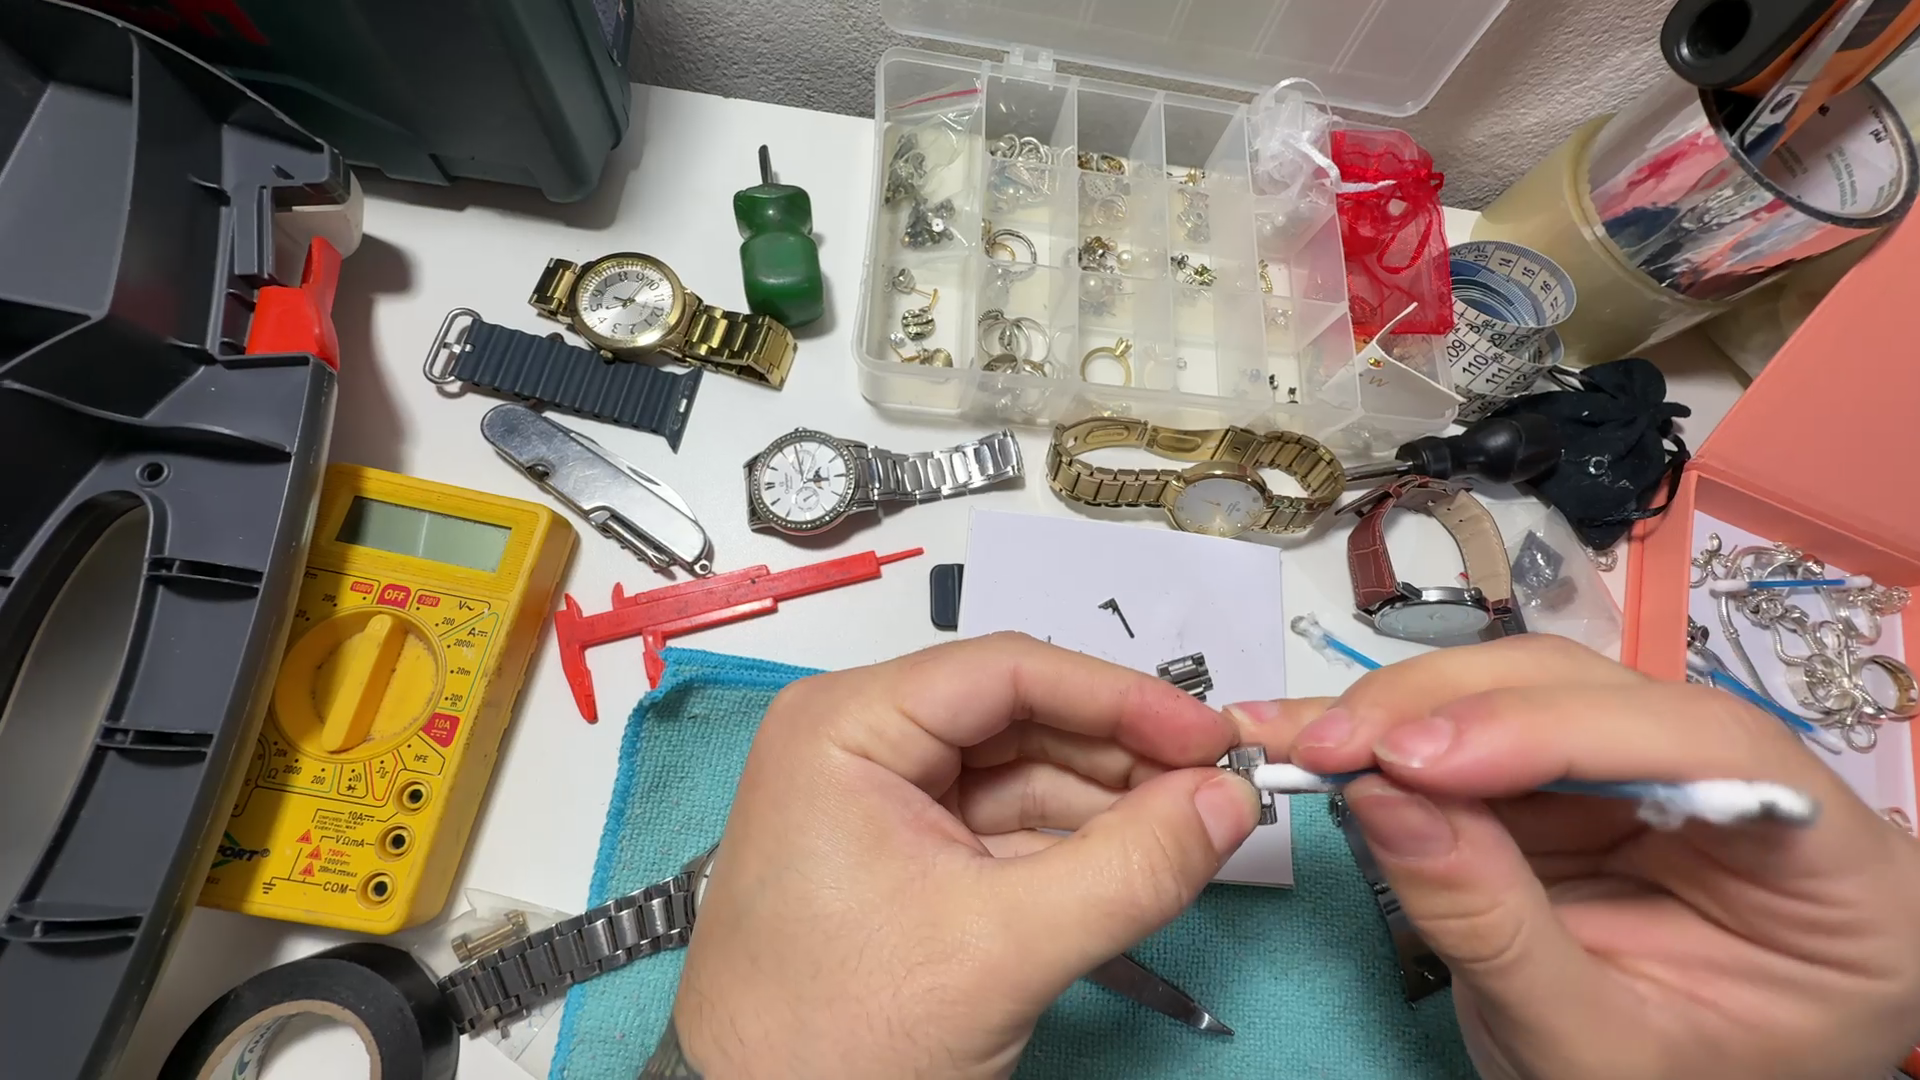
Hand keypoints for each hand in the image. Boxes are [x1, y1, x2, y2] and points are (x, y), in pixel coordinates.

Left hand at [672, 633, 1260, 1077]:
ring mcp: (882, 784)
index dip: (1117, 696)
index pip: (1004, 673)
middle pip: (1017, 714)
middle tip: (1213, 784)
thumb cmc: (836, 1042)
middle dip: (1119, 751)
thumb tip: (1228, 799)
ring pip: (1019, 764)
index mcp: (848, 723)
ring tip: (1190, 822)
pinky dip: (1073, 833)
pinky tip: (1135, 850)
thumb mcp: (1000, 952)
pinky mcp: (904, 834)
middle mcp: (860, 734)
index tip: (1207, 733)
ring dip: (1107, 796)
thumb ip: (1131, 869)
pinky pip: (1004, 813)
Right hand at [1226, 635, 1919, 1079]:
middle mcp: (1723, 784)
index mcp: (1828, 869)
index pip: (1702, 743)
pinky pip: (1441, 724)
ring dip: (1387, 711)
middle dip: (1438, 708)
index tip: (1413, 761)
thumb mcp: (1583, 1046)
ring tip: (1304, 745)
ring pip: (1495, 687)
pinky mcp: (1530, 770)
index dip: (1548, 729)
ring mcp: (1615, 767)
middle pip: (1577, 688)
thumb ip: (1490, 923)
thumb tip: (1378, 796)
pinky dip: (1363, 729)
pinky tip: (1295, 726)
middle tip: (1331, 748)